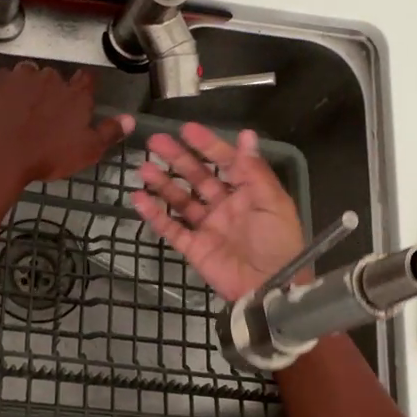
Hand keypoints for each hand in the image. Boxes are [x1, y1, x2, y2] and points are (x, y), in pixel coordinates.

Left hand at [0, 62, 130, 182]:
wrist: (1, 153)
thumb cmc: (48, 155)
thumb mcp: (87, 150)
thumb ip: (109, 132)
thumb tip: (131, 119)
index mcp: (76, 94)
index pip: (87, 79)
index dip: (84, 87)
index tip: (79, 98)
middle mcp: (51, 78)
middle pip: (56, 77)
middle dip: (53, 90)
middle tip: (47, 113)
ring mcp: (22, 77)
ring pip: (30, 74)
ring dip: (30, 86)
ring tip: (25, 108)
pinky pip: (6, 79)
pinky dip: (7, 89)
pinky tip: (5, 105)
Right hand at [129, 123, 305, 301]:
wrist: (270, 286)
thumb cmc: (278, 242)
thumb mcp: (273, 201)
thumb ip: (255, 170)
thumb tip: (247, 134)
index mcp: (248, 193)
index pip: (225, 163)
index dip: (207, 146)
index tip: (187, 130)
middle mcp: (225, 207)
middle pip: (198, 177)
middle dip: (178, 159)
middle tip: (156, 141)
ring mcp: (208, 228)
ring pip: (181, 200)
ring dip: (163, 184)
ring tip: (144, 169)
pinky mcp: (194, 248)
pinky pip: (171, 229)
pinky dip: (155, 214)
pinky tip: (139, 199)